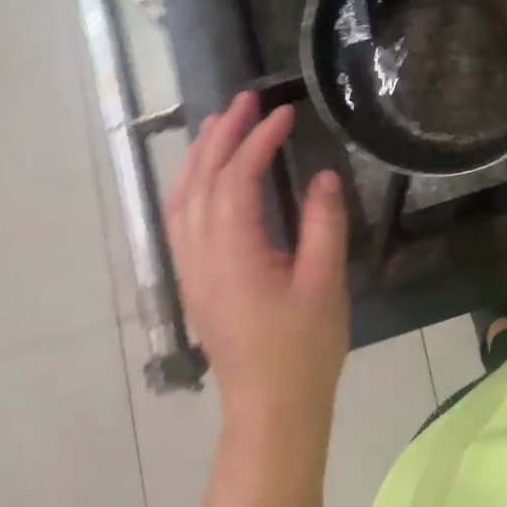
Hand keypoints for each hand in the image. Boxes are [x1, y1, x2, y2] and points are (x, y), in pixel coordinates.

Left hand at [164, 92, 348, 435]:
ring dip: (200, 155)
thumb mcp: (325, 283)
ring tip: (221, 123)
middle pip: (201, 181)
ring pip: (182, 198)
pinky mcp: (196, 280)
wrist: (271, 406)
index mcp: (234, 252)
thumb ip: (323, 225)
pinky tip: (206, 175)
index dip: (258, 140)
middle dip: (221, 135)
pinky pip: (181, 219)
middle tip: (246, 99)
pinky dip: (191, 184)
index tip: (285, 113)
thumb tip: (323, 176)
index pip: (237, 179)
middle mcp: (202, 254)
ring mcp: (192, 269)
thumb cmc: (304, 346)